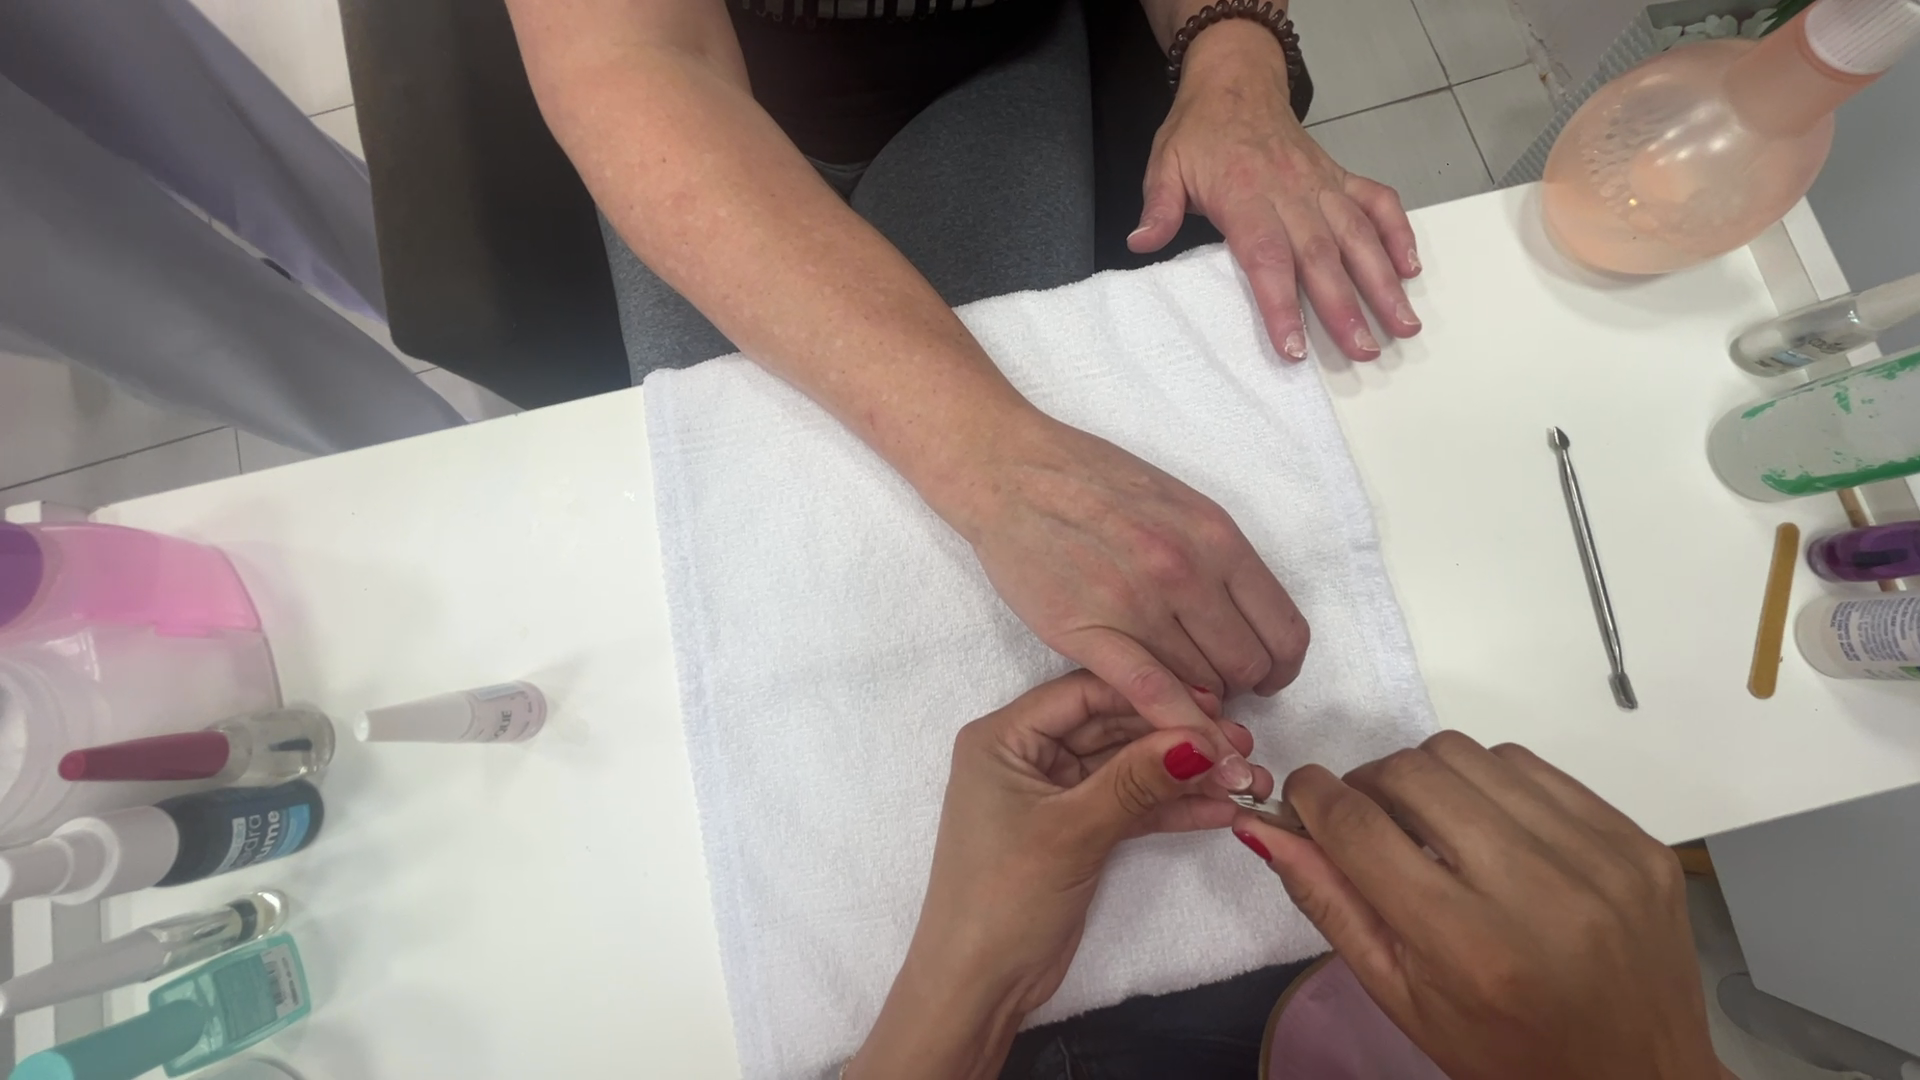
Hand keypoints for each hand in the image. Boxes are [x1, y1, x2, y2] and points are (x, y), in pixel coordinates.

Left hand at [847, 672, 1273, 1079]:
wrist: (980, 986)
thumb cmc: (1006, 894)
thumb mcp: (1072, 831)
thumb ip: (1137, 781)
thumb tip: (1204, 741)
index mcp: (1005, 736)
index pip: (1084, 694)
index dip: (1148, 695)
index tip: (1213, 708)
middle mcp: (1027, 752)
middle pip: (1110, 728)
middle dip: (1174, 739)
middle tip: (1242, 747)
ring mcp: (1053, 789)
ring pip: (1125, 767)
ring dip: (1181, 776)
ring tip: (1246, 781)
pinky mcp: (1075, 825)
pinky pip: (1127, 803)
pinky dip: (1169, 808)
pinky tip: (1220, 811)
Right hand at [952, 415, 1308, 764]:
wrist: (1010, 474)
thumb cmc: (1088, 478)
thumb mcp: (1174, 500)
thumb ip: (1214, 558)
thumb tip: (1237, 619)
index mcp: (1216, 537)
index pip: (1284, 631)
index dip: (1280, 667)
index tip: (1263, 677)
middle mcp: (1188, 573)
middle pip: (1246, 666)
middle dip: (1236, 685)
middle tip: (1210, 681)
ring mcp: (1138, 605)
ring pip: (1201, 685)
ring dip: (1195, 696)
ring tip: (1171, 683)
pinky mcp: (1088, 631)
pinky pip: (1150, 693)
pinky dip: (1176, 726)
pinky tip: (1183, 744)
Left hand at [1131, 20, 1421, 362]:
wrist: (1234, 83)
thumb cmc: (1199, 133)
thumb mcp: (1166, 167)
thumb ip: (1158, 209)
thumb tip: (1140, 243)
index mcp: (1246, 197)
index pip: (1267, 260)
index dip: (1282, 306)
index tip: (1294, 347)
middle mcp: (1292, 193)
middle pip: (1322, 258)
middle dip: (1346, 308)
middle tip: (1364, 351)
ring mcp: (1321, 185)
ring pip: (1359, 237)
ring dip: (1384, 283)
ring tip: (1402, 324)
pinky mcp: (1339, 177)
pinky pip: (1378, 203)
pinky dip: (1398, 233)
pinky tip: (1410, 269)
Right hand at [1232, 733, 1725, 1079]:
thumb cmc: (1496, 1048)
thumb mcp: (1392, 988)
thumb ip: (1321, 896)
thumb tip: (1259, 821)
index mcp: (1468, 946)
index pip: (1356, 826)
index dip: (1311, 795)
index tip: (1302, 797)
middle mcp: (1540, 893)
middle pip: (1409, 772)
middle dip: (1367, 784)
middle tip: (1371, 820)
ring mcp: (1599, 861)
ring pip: (1462, 752)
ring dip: (1425, 777)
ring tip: (1432, 824)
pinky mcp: (1635, 841)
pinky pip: (1523, 761)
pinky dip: (1484, 780)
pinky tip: (1489, 827)